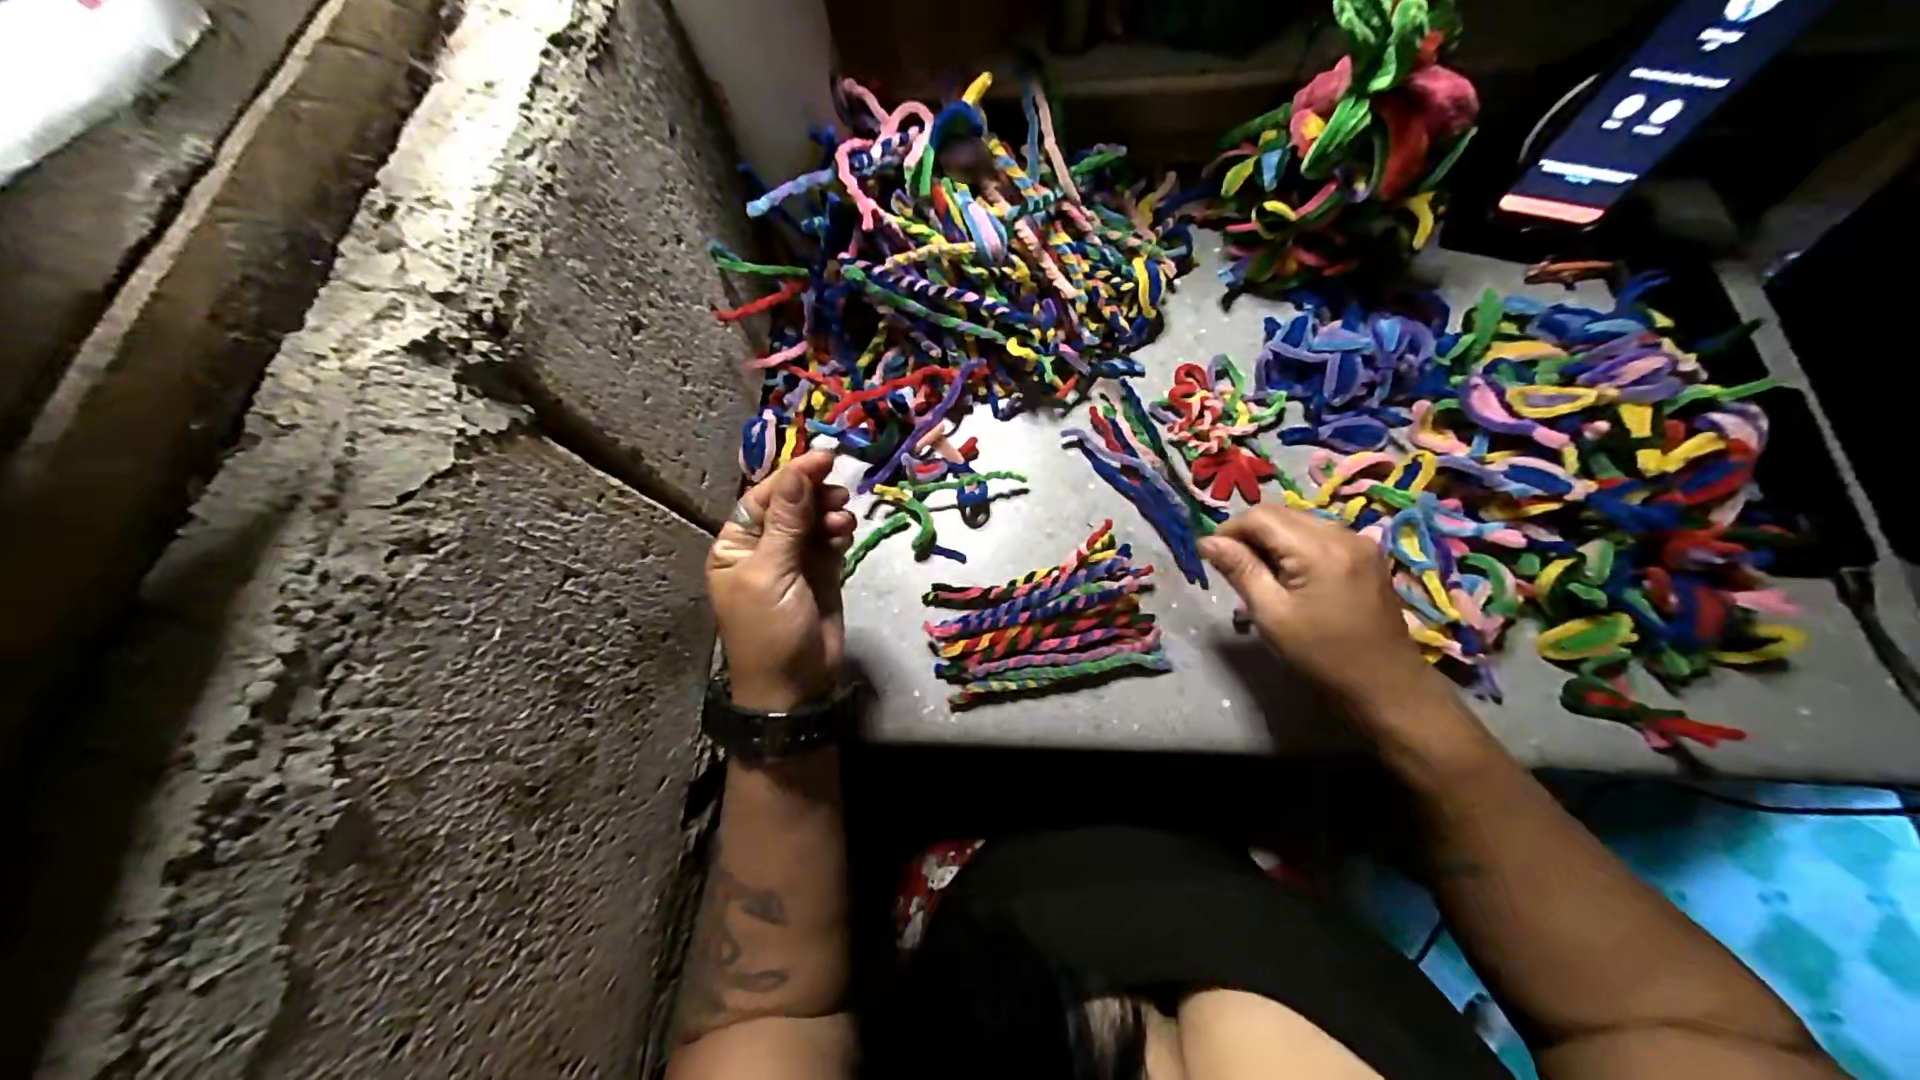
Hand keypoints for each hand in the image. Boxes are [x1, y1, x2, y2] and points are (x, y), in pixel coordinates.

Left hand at [707, 451, 856, 710]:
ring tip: (843, 522)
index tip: (824, 458)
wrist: (795, 686)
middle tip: (838, 494)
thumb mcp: (772, 573)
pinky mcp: (820, 572)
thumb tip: (797, 471)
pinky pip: (829, 539)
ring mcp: (793, 560)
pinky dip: (839, 532)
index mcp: (736, 545)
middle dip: (814, 495)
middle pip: (791, 504)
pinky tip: (845, 534)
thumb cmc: (770, 631)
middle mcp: (763, 547)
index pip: (763, 497)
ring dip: (830, 514)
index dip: (792, 476)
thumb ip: (787, 521)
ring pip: (813, 520)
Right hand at [1198, 505, 1438, 715]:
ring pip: (1298, 521)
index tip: (1211, 555)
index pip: (1261, 516)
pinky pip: (1318, 534)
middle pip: (1280, 514)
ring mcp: (1359, 541)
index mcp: (1319, 550)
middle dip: (1249, 533)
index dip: (1229, 529)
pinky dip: (1294, 545)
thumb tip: (1206, 541)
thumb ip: (1240, 570)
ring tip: (1258, 572)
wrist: (1384, 683)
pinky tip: (1288, 573)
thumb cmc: (1321, 654)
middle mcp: (1343, 534)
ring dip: (1271, 539)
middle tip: (1232, 565)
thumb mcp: (1271, 614)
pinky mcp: (1365, 553)